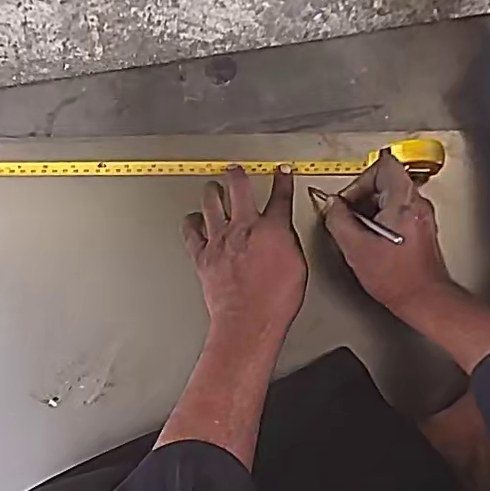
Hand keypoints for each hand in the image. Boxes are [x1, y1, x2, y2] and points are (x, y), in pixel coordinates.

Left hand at [181, 166, 306, 345]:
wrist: (248, 321)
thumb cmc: (274, 302)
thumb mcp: (298, 267)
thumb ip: (288, 243)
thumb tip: (284, 235)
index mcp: (272, 229)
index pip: (280, 196)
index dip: (282, 180)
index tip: (281, 173)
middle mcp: (244, 228)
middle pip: (239, 187)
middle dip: (238, 174)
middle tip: (236, 170)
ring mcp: (220, 239)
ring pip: (211, 202)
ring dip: (212, 192)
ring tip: (213, 187)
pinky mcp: (202, 255)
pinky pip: (191, 230)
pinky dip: (191, 221)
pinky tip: (193, 218)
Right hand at [321, 152, 456, 315]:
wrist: (422, 298)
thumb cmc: (397, 277)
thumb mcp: (355, 247)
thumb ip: (338, 220)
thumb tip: (331, 206)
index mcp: (403, 201)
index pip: (383, 165)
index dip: (359, 180)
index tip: (348, 198)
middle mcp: (417, 203)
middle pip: (385, 180)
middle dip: (361, 196)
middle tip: (348, 215)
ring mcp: (422, 216)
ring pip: (390, 197)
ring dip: (370, 209)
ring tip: (359, 231)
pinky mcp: (421, 228)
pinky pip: (397, 212)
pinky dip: (380, 220)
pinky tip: (371, 241)